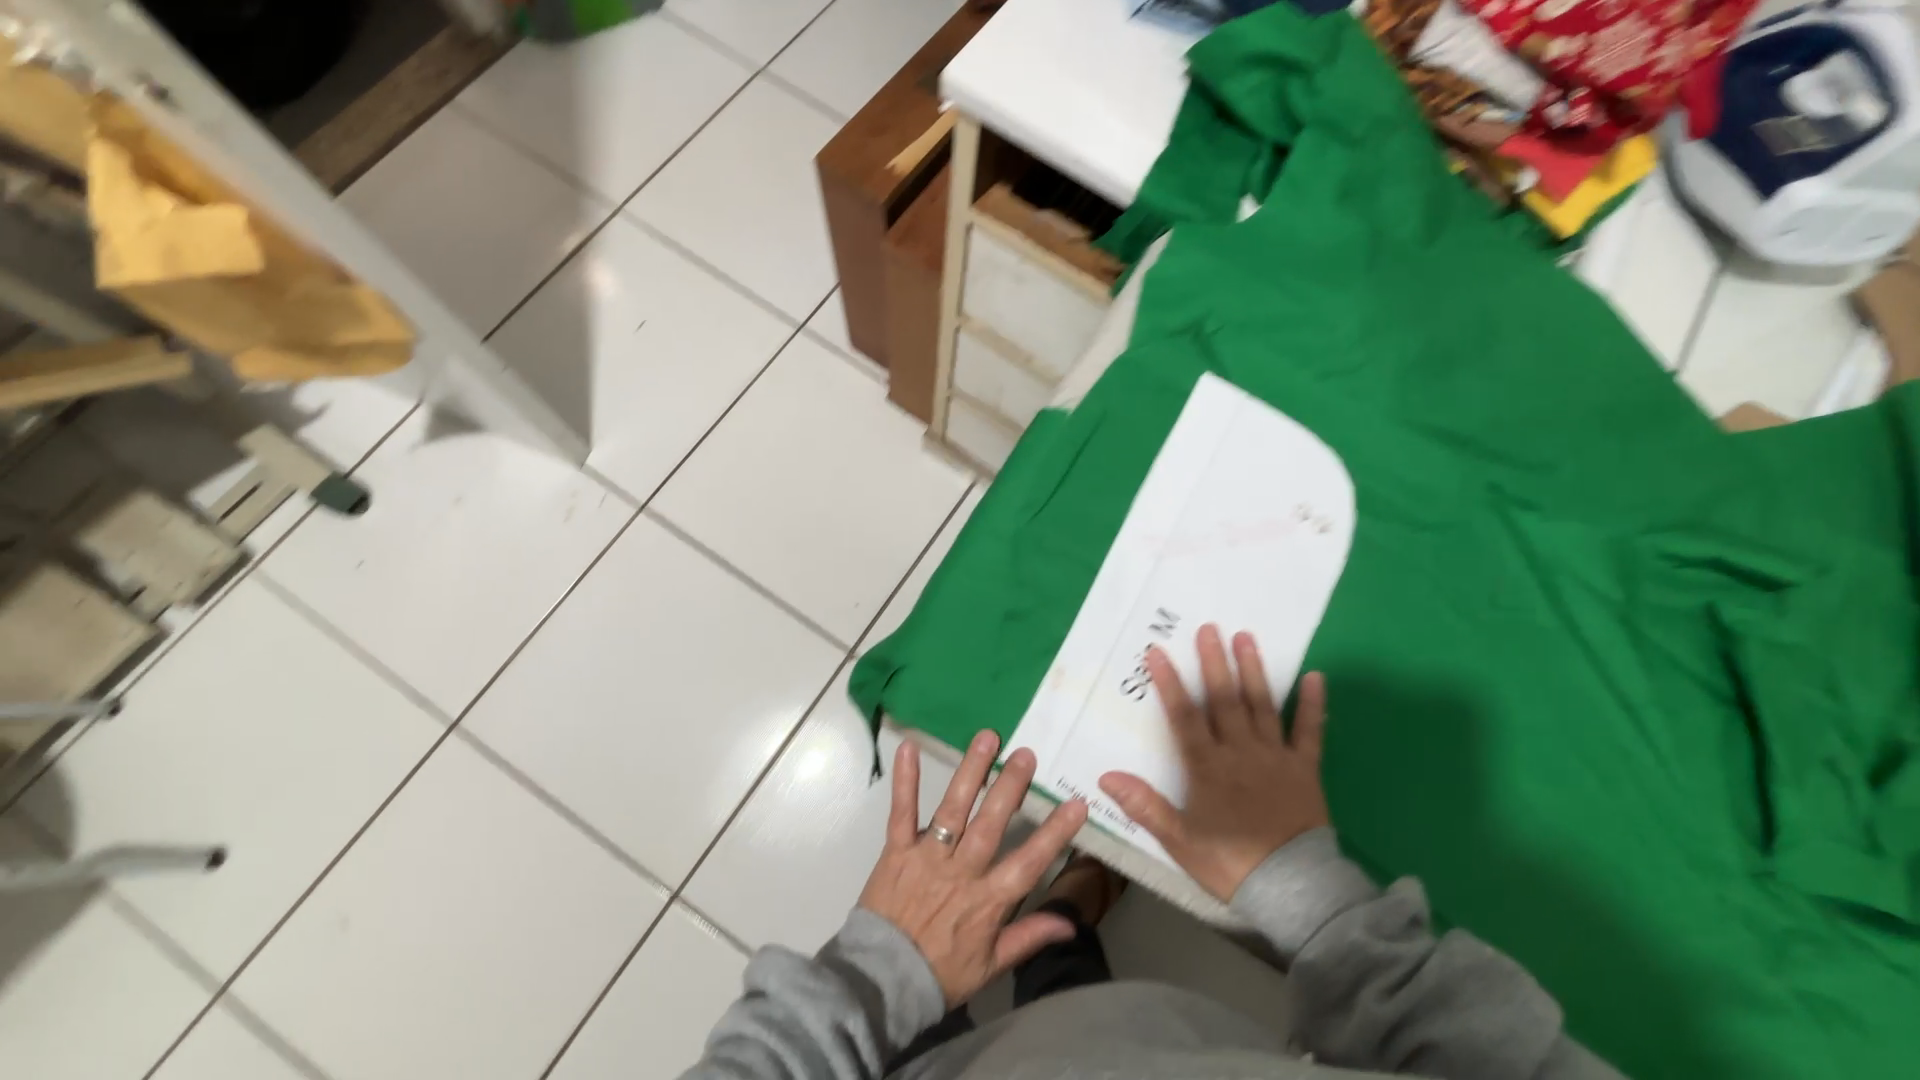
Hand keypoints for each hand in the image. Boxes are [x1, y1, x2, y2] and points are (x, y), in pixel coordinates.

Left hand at [859, 732, 1090, 1006]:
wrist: (881, 982)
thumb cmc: (940, 974)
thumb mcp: (991, 966)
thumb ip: (1029, 937)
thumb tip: (1070, 923)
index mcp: (987, 900)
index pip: (1028, 862)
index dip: (1054, 833)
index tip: (1076, 804)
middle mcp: (960, 872)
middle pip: (989, 824)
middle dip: (1009, 787)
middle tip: (1025, 754)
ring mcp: (926, 858)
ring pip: (953, 809)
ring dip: (970, 772)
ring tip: (986, 739)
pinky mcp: (896, 851)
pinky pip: (901, 812)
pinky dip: (905, 780)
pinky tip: (908, 747)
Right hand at [1098, 624, 1329, 901]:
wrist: (1292, 889)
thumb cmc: (1230, 862)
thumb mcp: (1179, 840)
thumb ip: (1144, 805)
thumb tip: (1105, 776)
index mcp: (1208, 768)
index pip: (1184, 718)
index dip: (1170, 684)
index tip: (1157, 652)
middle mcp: (1241, 753)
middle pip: (1224, 701)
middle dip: (1214, 663)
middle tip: (1208, 628)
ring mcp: (1276, 757)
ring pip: (1262, 706)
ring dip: (1253, 670)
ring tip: (1246, 637)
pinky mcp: (1306, 769)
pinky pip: (1310, 732)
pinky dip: (1313, 705)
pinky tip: (1316, 677)